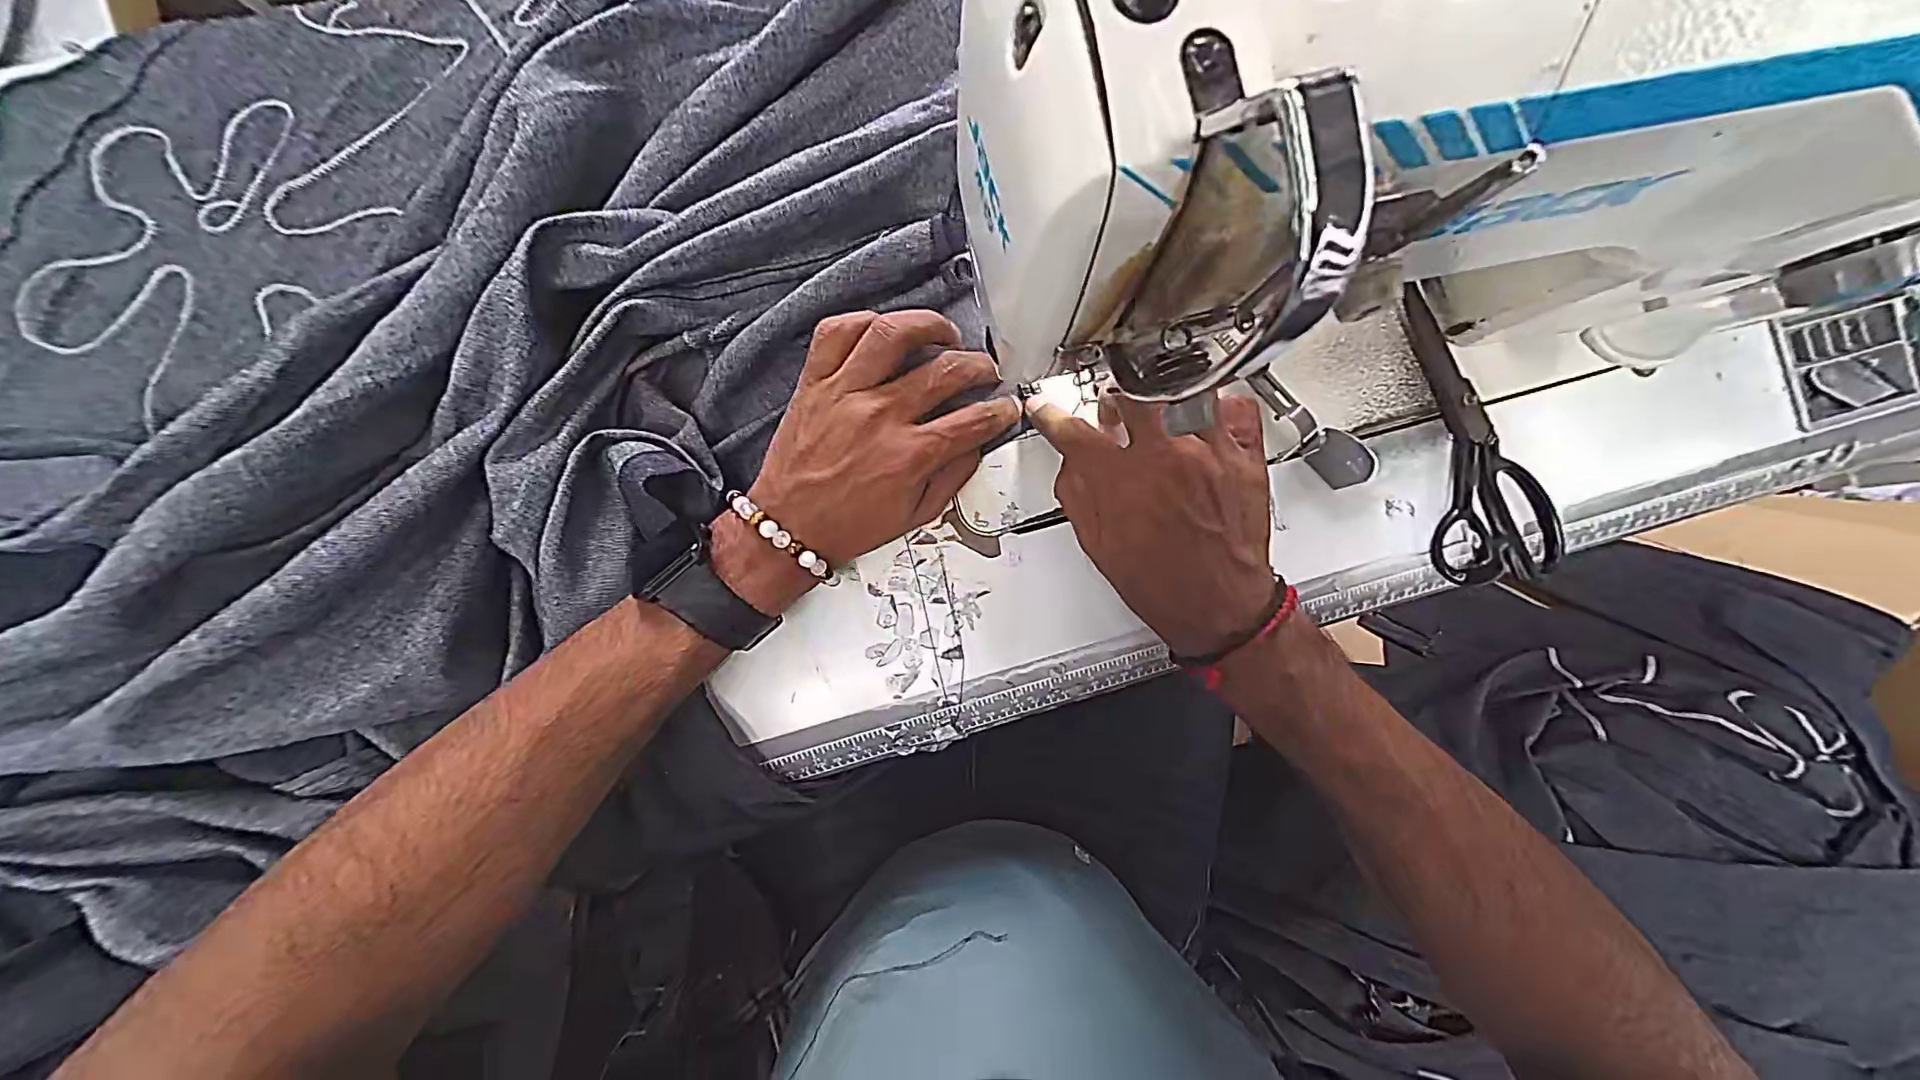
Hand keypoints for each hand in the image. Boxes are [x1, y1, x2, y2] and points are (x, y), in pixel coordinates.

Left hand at [712, 310, 1020, 613]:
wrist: (790, 527)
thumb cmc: (846, 524)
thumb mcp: (916, 514)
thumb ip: (953, 476)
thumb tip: (977, 444)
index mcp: (909, 456)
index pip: (974, 419)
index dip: (1000, 410)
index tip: (1004, 407)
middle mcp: (879, 417)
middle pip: (947, 369)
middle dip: (980, 366)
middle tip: (984, 371)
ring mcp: (845, 394)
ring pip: (894, 333)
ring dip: (930, 325)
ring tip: (943, 335)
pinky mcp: (815, 384)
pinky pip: (837, 332)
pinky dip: (864, 321)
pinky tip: (883, 331)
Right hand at [1028, 390, 1276, 656]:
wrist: (1218, 606)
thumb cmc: (1163, 584)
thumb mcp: (1099, 545)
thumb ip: (1077, 496)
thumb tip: (1071, 465)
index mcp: (1120, 481)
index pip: (1073, 431)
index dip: (1052, 416)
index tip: (1047, 410)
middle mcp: (1164, 458)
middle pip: (1132, 393)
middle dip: (1116, 397)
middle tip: (1115, 409)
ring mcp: (1208, 453)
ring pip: (1184, 390)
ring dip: (1164, 399)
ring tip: (1161, 416)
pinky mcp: (1245, 458)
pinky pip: (1236, 407)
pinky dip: (1219, 406)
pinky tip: (1205, 421)